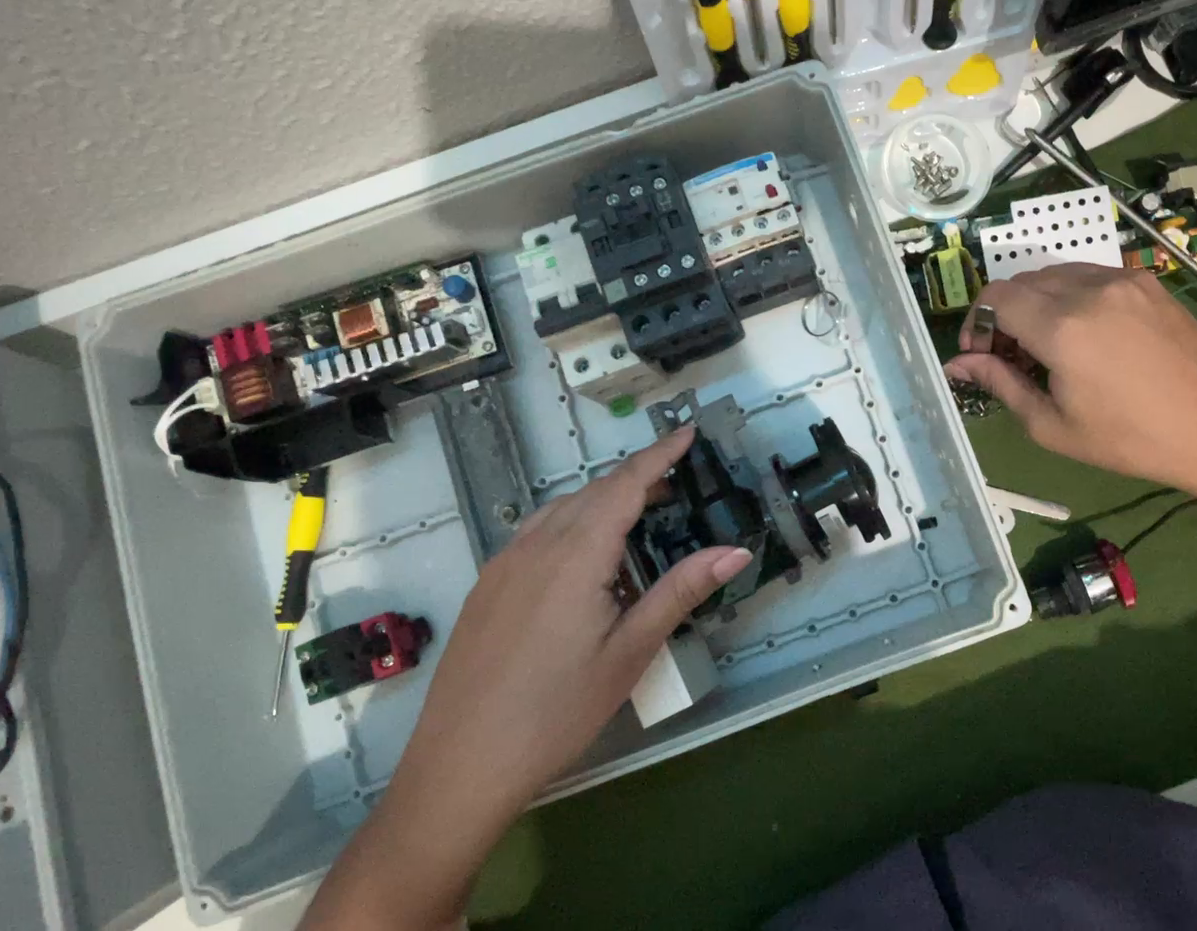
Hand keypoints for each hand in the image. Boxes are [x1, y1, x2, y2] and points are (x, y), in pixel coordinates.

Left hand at [302, 427, 749, 929]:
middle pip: (592, 492)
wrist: (461, 765)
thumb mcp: (629, 652)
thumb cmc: (557, 711)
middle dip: (636, 478)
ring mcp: (503, 565)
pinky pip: (536, 533)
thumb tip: (736, 549)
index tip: (687, 432)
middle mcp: (535, 546)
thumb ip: (680, 592)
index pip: (625, 485)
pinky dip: (571, 523)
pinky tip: (584, 557)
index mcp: (576, 555)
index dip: (659, 455)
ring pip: (561, 510)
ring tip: (636, 515)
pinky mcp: (486, 587)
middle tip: (675, 483)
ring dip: (602, 500)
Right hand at [944, 264, 1196, 490]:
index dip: (977, 322)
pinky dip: (1072, 295)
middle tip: (1010, 355)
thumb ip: (1000, 383)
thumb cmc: (1129, 439)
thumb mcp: (1052, 424)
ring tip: (1047, 344)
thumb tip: (958, 364)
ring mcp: (1122, 280)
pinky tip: (1085, 333)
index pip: (996, 298)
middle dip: (1004, 314)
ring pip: (1056, 274)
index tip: (980, 353)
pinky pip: (1091, 275)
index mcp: (1061, 328)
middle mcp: (1089, 290)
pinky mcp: (1147, 281)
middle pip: (1023, 282)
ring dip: (1037, 302)